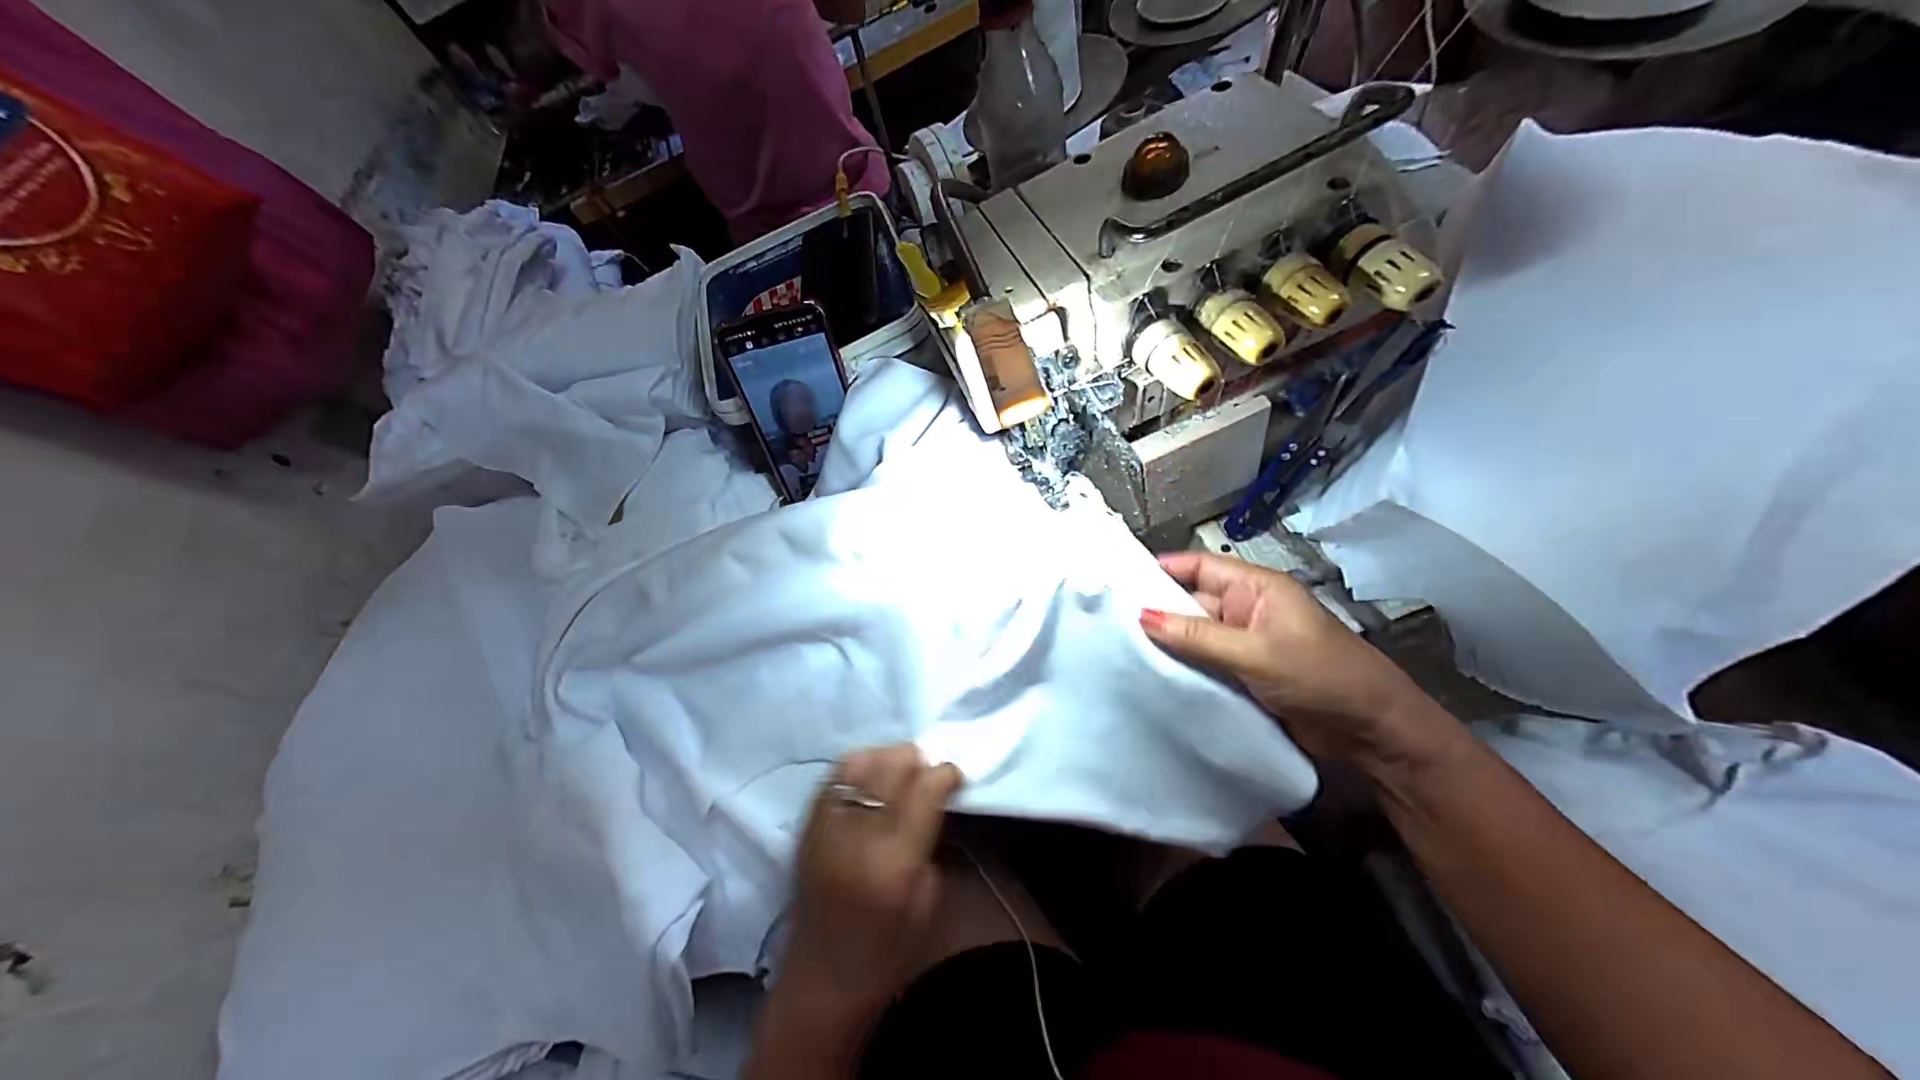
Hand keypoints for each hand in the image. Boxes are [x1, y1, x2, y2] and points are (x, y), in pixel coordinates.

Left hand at [775, 746, 963, 1030]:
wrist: (820, 980)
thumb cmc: (885, 954)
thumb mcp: (927, 903)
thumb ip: (929, 844)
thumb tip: (932, 801)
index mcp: (894, 862)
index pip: (924, 790)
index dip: (945, 773)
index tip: (955, 774)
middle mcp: (857, 836)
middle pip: (889, 766)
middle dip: (915, 759)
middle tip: (928, 770)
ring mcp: (826, 827)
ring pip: (857, 763)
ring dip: (884, 757)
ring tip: (899, 769)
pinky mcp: (806, 828)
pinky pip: (832, 777)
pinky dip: (855, 768)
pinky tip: (869, 778)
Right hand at [1141, 551, 1455, 771]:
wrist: (1372, 732)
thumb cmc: (1321, 677)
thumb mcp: (1256, 653)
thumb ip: (1197, 635)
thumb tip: (1141, 616)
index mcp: (1255, 588)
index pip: (1196, 567)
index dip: (1159, 570)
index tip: (1116, 582)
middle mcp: (1245, 609)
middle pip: (1189, 603)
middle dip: (1154, 611)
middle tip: (1105, 623)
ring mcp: (1243, 644)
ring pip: (1193, 636)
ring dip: (1165, 644)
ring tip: (1116, 650)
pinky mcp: (1242, 674)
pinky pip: (1203, 664)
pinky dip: (1181, 669)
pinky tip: (1149, 677)